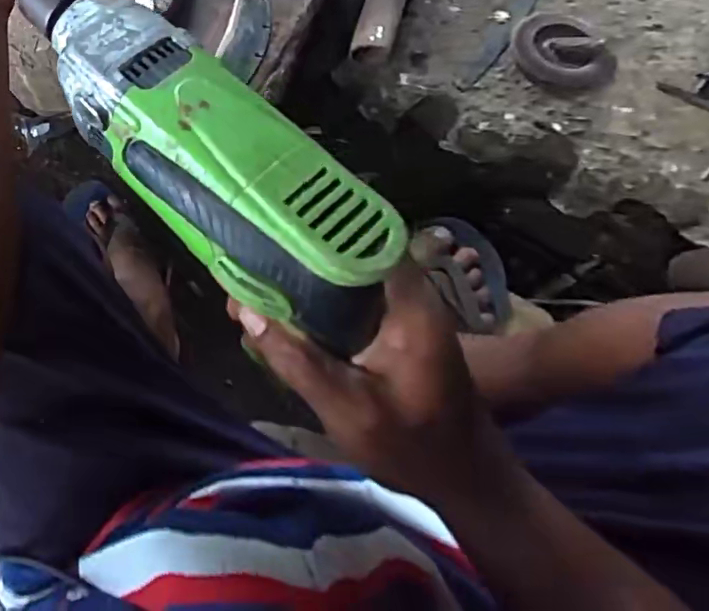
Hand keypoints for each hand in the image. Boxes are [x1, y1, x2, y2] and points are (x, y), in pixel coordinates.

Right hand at [229, 256, 516, 502]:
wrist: (465, 481)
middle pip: (345, 250)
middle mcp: (407, 293)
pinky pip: (345, 295)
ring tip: (253, 288)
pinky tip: (281, 314)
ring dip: (299, 278)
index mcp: (409, 303)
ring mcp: (400, 307)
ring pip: (341, 273)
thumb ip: (296, 360)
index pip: (362, 236)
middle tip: (247, 267)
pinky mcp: (391, 322)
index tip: (268, 230)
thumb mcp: (348, 410)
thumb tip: (243, 310)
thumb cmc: (414, 448)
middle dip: (292, 256)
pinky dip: (313, 299)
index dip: (315, 226)